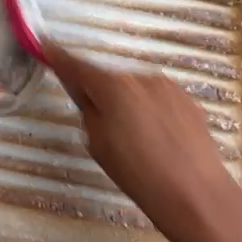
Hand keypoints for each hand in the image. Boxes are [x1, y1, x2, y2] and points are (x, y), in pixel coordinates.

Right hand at [47, 42, 241, 241]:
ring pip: (136, 90)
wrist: (195, 194)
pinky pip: (159, 101)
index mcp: (113, 86)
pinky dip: (151, 113)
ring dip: (129, 104)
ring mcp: (169, 87)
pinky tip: (157, 140)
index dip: (59, 57)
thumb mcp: (98, 145)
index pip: (77, 66)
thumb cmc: (137, 174)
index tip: (46, 46)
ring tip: (135, 140)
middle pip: (110, 79)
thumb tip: (87, 94)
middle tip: (101, 126)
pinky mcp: (189, 101)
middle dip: (101, 93)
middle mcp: (141, 77)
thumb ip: (88, 110)